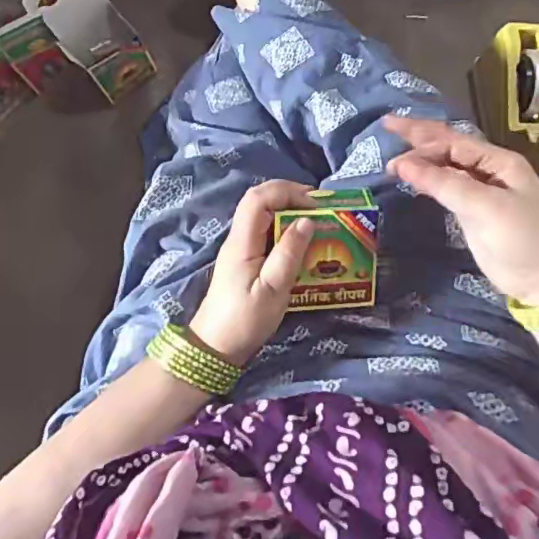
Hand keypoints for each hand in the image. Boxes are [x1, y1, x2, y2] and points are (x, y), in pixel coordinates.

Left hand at [187, 179, 318, 365]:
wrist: (215, 347)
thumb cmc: (245, 320)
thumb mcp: (273, 289)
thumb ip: (290, 253)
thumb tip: (307, 220)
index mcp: (242, 242)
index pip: (258, 198)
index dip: (287, 191)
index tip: (316, 203)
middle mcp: (239, 238)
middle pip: (260, 200)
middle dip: (292, 197)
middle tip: (322, 208)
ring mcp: (240, 248)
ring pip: (264, 216)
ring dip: (290, 212)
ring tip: (318, 222)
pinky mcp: (245, 260)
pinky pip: (266, 233)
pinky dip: (286, 230)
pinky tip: (303, 243)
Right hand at [386, 117, 538, 307]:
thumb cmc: (525, 240)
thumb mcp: (486, 208)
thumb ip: (445, 184)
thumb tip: (403, 164)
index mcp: (498, 162)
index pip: (452, 141)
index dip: (421, 139)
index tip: (390, 144)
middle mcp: (489, 171)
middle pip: (449, 147)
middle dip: (418, 137)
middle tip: (386, 126)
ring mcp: (482, 193)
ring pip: (446, 167)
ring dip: (421, 160)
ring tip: (392, 159)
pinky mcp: (474, 214)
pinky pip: (446, 188)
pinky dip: (427, 180)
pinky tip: (413, 179)